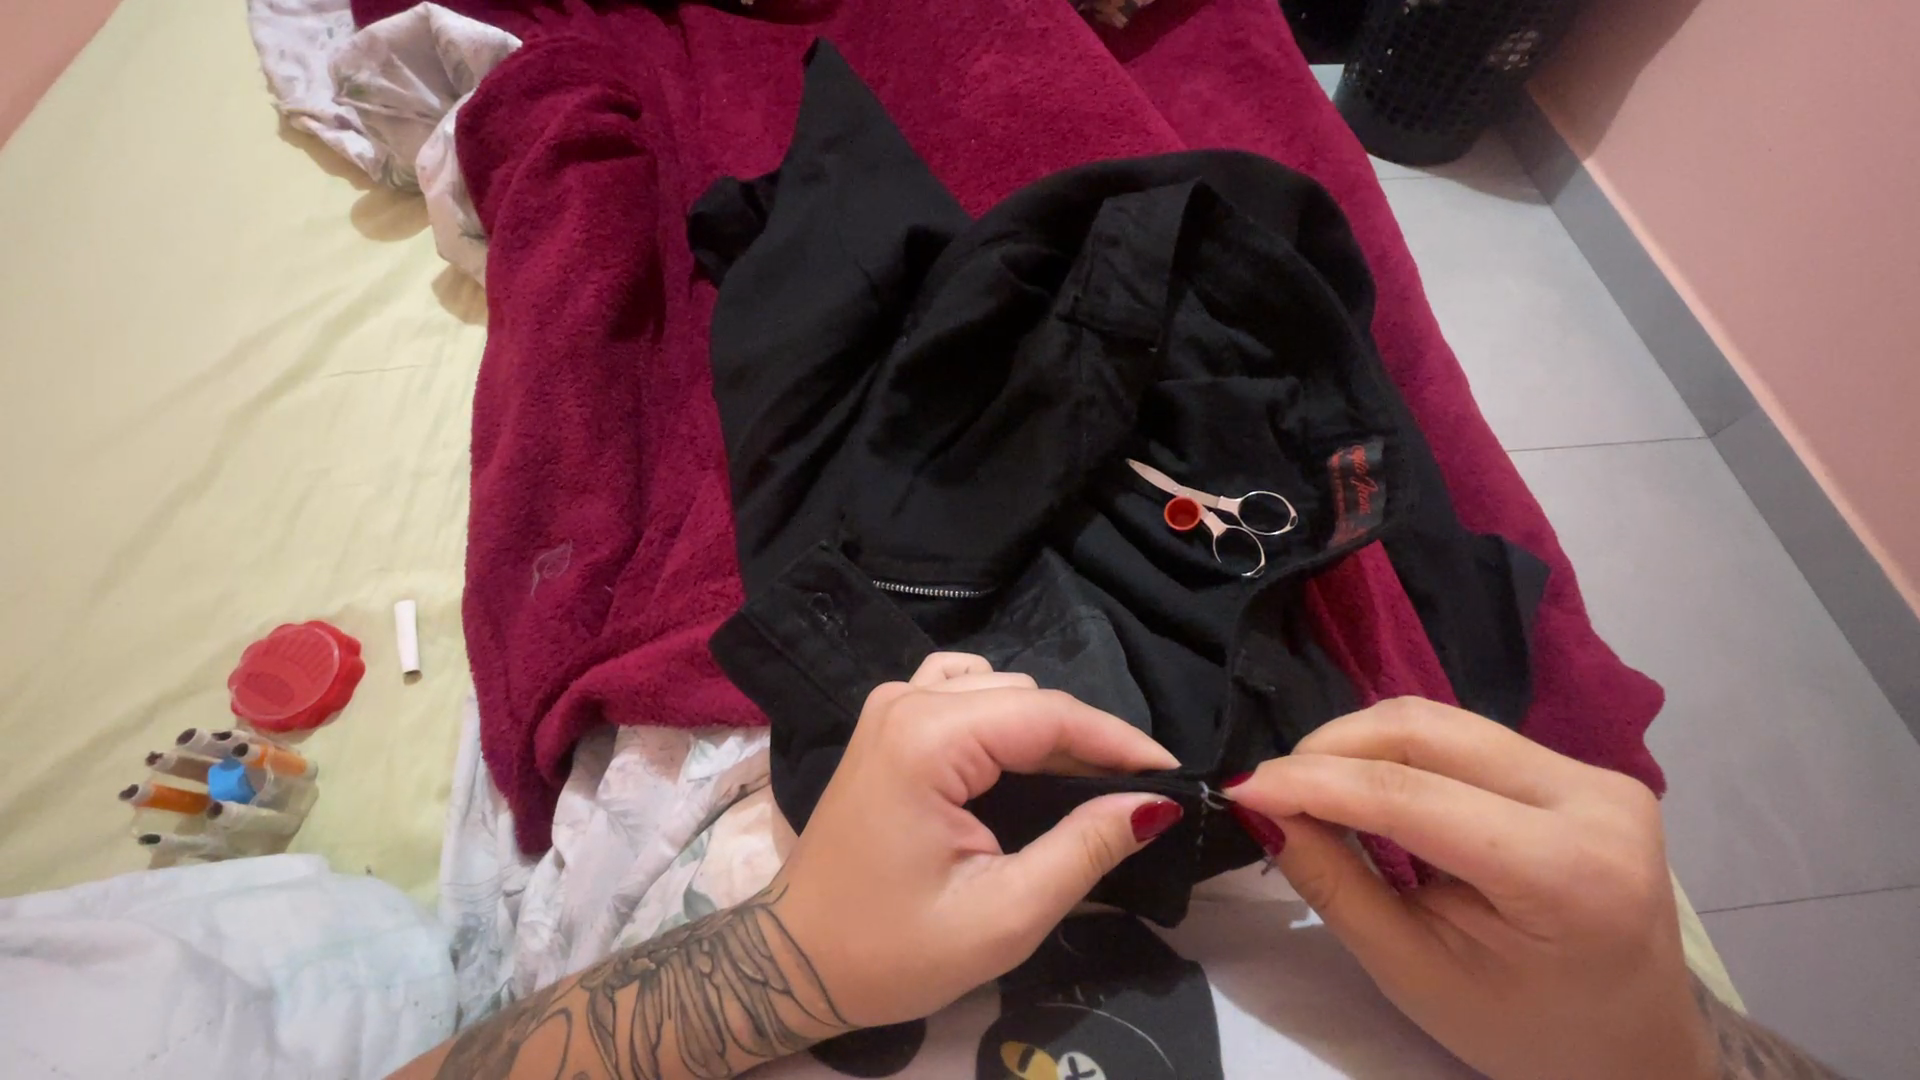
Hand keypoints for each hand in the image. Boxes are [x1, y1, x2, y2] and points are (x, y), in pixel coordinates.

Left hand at [773, 653, 1184, 1028]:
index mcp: (927, 739)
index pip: (1047, 715)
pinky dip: (1004, 712)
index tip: (1174, 771)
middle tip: (1135, 794)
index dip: (1118, 740)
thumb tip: (1154, 803)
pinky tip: (1019, 751)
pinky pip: (963, 688)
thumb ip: (1083, 848)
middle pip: (1026, 698)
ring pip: (1000, 688)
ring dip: (1048, 728)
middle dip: (1087, 741)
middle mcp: (907, 700)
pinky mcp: (888, 717)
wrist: (798, 956)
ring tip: (1085, 781)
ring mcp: (892, 702)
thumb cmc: (892, 950)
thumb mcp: (1002, 915)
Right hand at [1225, 698, 1714, 1079]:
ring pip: (1432, 719)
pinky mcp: (1573, 766)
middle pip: (1420, 729)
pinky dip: (1388, 750)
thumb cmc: (1523, 1034)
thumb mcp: (1410, 971)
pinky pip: (1455, 733)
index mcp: (1569, 873)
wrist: (1636, 1054)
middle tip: (1273, 789)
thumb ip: (1332, 880)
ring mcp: (1591, 774)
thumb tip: (1259, 806)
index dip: (1311, 782)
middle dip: (1327, 749)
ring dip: (1353, 744)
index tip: (1239, 786)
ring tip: (1310, 788)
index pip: (1409, 794)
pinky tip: (1361, 783)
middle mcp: (1592, 798)